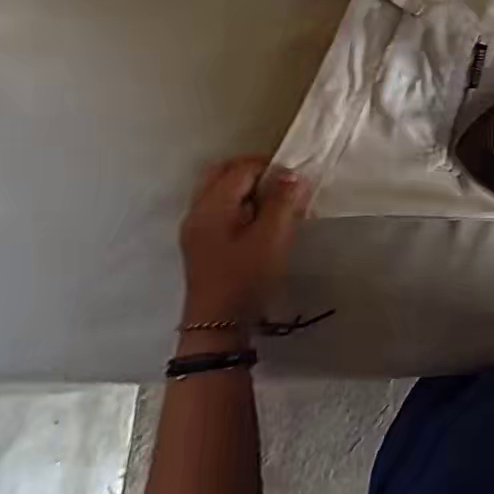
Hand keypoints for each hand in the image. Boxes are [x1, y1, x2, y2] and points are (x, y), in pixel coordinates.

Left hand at [179, 156, 309, 328]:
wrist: (219, 325)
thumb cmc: (247, 278)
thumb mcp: (272, 238)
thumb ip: (282, 202)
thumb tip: (291, 174)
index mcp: (212, 206)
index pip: (241, 169)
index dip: (270, 168)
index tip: (297, 181)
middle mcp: (198, 211)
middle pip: (222, 173)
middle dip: (254, 172)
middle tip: (284, 185)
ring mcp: (197, 228)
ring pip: (220, 191)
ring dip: (248, 189)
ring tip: (277, 204)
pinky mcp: (203, 243)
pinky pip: (221, 209)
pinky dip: (242, 205)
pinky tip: (262, 222)